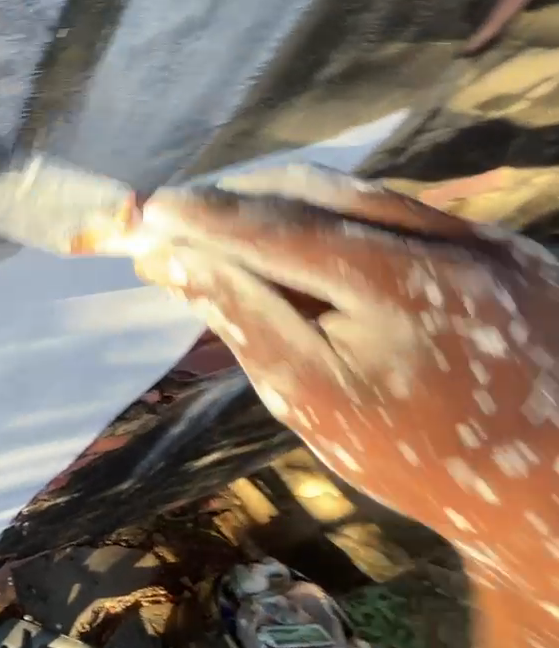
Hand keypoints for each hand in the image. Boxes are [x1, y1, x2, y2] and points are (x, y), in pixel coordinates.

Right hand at [125, 166, 558, 595]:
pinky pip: (390, 212)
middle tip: (174, 219)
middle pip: (312, 189)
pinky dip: (324, 219)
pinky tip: (292, 251)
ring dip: (274, 203)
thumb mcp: (307, 394)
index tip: (142, 208)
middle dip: (232, 197)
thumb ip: (236, 313)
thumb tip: (162, 256)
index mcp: (406, 284)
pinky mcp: (506, 251)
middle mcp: (456, 243)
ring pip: (351, 192)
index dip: (201, 214)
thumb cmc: (419, 457)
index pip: (275, 225)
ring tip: (221, 232)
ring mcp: (491, 242)